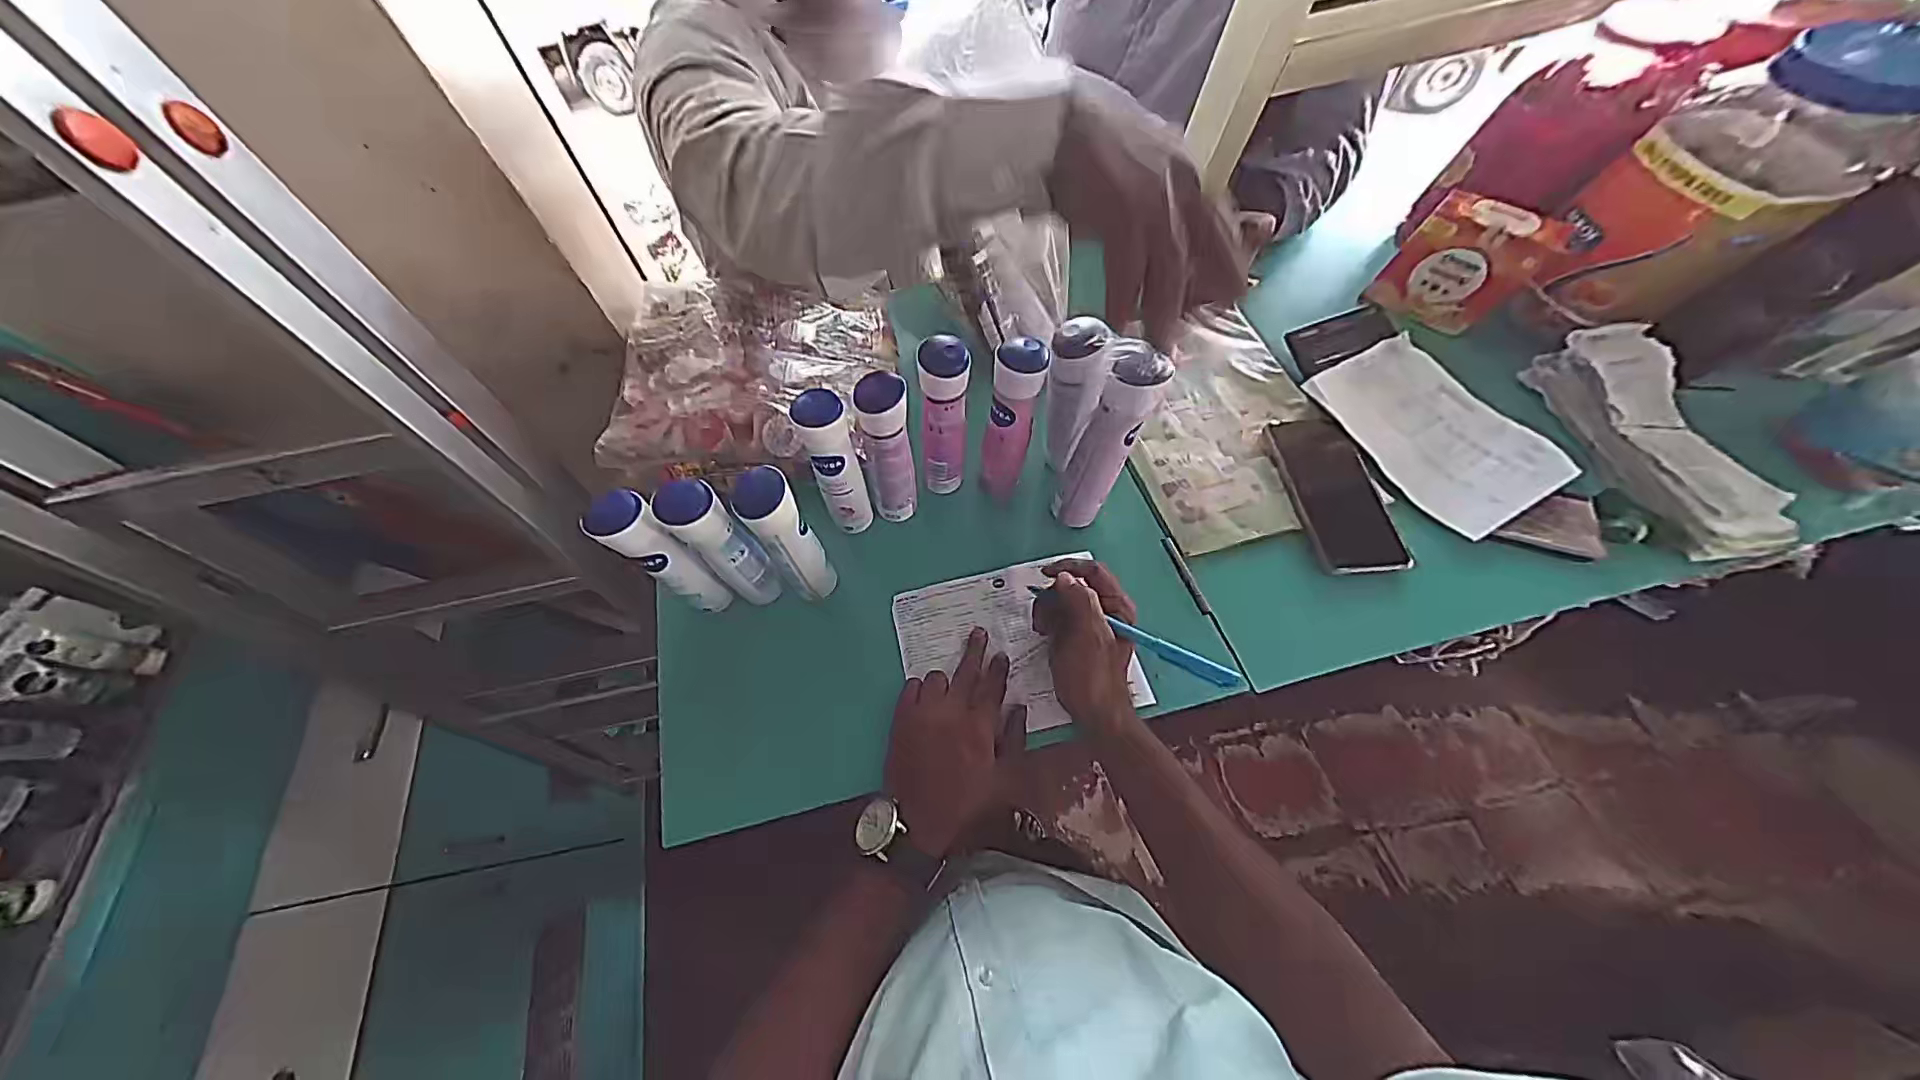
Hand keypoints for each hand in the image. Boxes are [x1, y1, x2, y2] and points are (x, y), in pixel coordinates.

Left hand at [885, 627, 1022, 856]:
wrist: (916, 821)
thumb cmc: (965, 803)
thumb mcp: (1002, 778)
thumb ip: (1014, 740)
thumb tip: (1019, 709)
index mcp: (980, 726)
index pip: (993, 686)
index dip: (998, 667)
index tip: (1001, 653)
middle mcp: (952, 712)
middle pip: (966, 671)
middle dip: (975, 650)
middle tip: (978, 632)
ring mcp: (923, 713)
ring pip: (937, 677)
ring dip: (947, 679)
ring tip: (950, 686)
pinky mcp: (901, 718)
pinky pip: (911, 687)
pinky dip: (920, 688)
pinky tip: (926, 697)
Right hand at [1032, 560, 1138, 735]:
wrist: (1094, 713)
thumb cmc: (1093, 677)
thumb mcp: (1085, 635)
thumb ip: (1078, 601)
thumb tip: (1065, 578)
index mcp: (1117, 606)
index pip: (1093, 571)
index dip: (1069, 567)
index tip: (1046, 574)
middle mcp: (1106, 611)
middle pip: (1075, 585)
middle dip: (1054, 596)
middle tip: (1043, 616)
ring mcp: (1091, 624)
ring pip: (1064, 601)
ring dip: (1049, 611)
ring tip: (1044, 630)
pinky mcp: (1078, 636)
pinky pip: (1060, 617)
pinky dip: (1049, 622)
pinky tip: (1046, 636)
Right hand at [1050, 72, 1249, 349]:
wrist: (1057, 121)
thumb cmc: (1092, 142)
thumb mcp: (1145, 161)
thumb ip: (1165, 192)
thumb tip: (1166, 227)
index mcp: (1190, 173)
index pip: (1222, 229)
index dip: (1226, 266)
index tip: (1227, 296)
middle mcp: (1181, 187)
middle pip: (1207, 255)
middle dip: (1205, 298)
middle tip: (1198, 331)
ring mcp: (1153, 202)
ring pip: (1170, 272)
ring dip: (1162, 314)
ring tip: (1158, 343)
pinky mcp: (1121, 216)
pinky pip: (1126, 273)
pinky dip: (1120, 301)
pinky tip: (1116, 321)